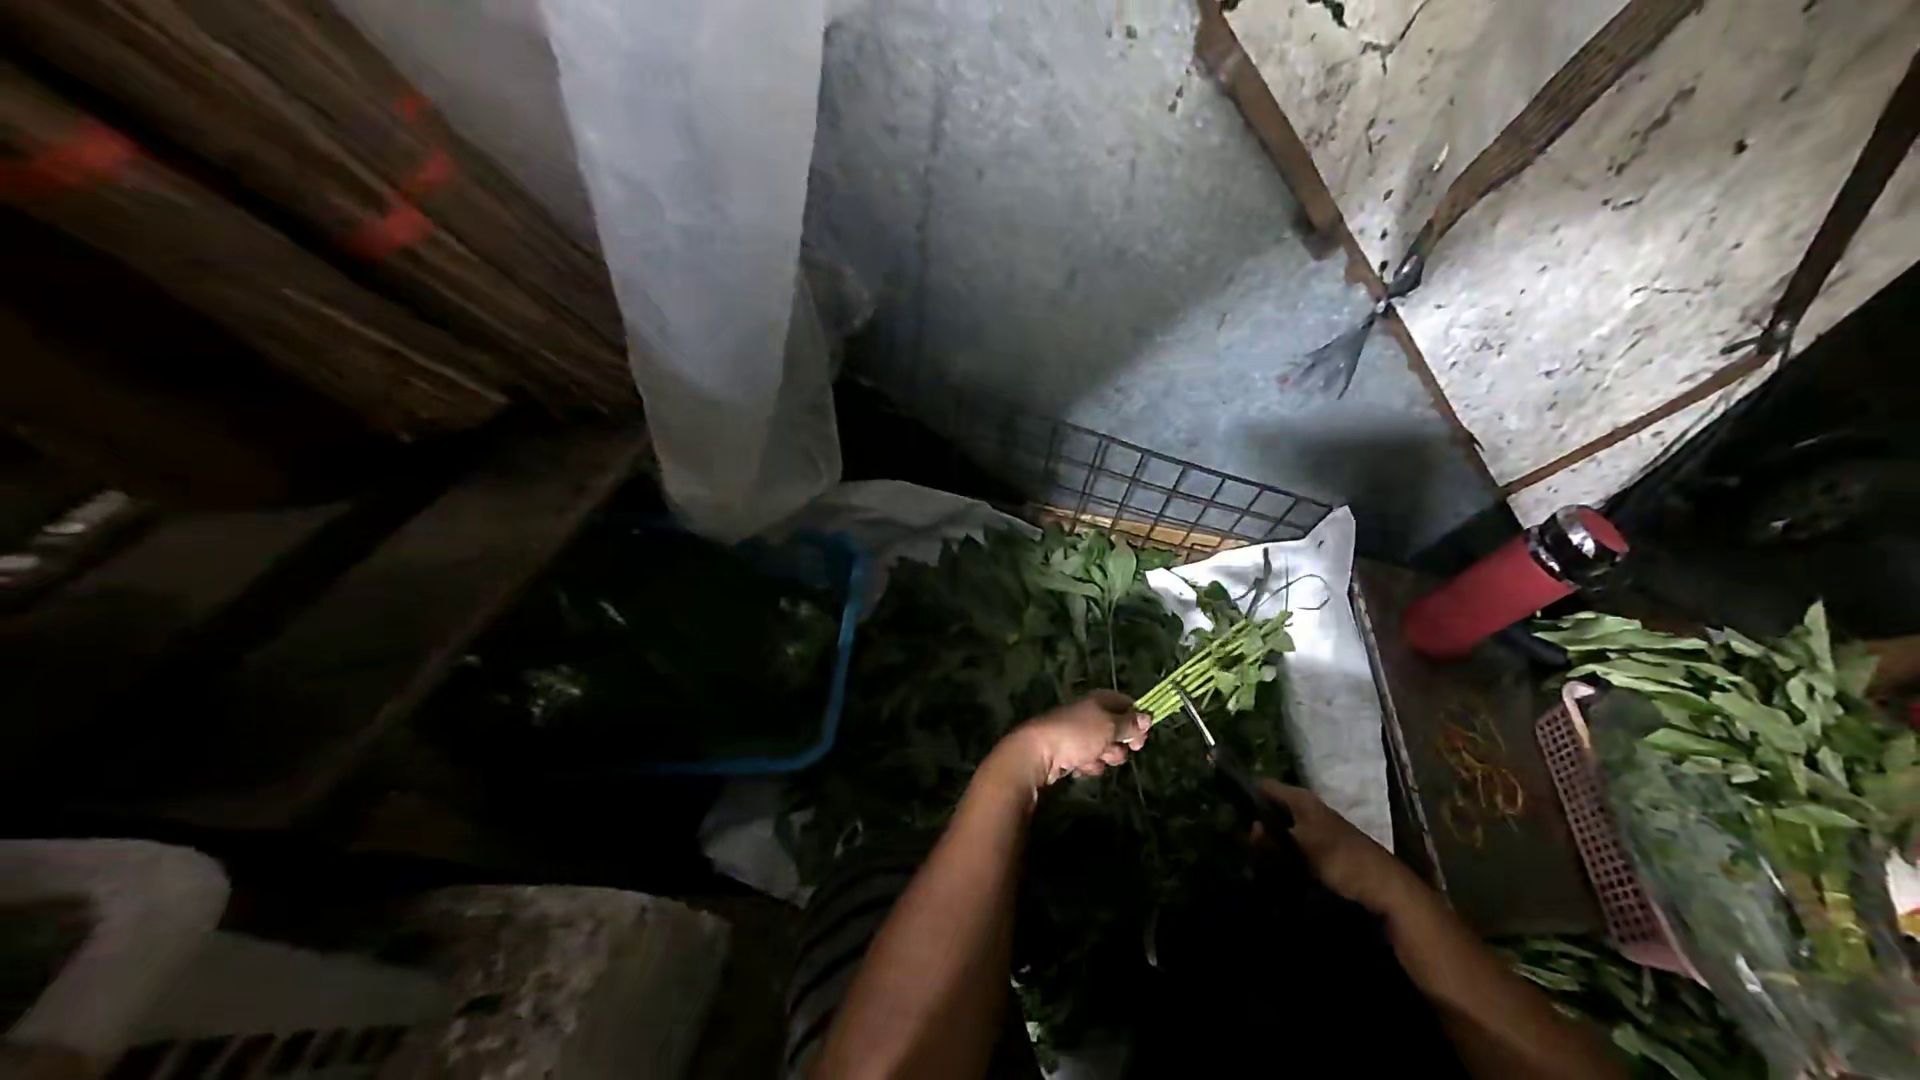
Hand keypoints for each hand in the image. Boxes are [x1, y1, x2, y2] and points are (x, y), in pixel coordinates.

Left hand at [988, 691, 1151, 791]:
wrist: (1038, 752)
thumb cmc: (1077, 734)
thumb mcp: (1110, 726)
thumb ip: (1130, 723)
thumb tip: (1147, 716)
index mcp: (1098, 701)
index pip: (1126, 704)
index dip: (1137, 720)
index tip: (1142, 736)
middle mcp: (1089, 714)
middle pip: (1117, 730)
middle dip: (1119, 744)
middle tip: (1112, 749)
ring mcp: (1078, 734)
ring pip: (1104, 748)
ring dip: (1103, 757)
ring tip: (1092, 758)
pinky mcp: (1069, 753)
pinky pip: (1089, 760)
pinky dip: (1087, 765)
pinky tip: (1078, 766)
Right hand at [1256, 780, 1420, 914]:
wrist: (1387, 890)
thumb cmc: (1342, 860)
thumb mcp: (1301, 847)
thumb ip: (1273, 837)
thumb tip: (1251, 828)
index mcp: (1302, 799)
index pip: (1265, 787)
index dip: (1247, 793)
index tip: (1228, 807)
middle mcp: (1308, 808)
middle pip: (1273, 807)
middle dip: (1257, 821)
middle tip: (1241, 840)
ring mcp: (1317, 828)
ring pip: (1282, 827)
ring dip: (1270, 840)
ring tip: (1253, 855)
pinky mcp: (1323, 849)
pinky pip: (1293, 844)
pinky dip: (1283, 852)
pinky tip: (1274, 865)